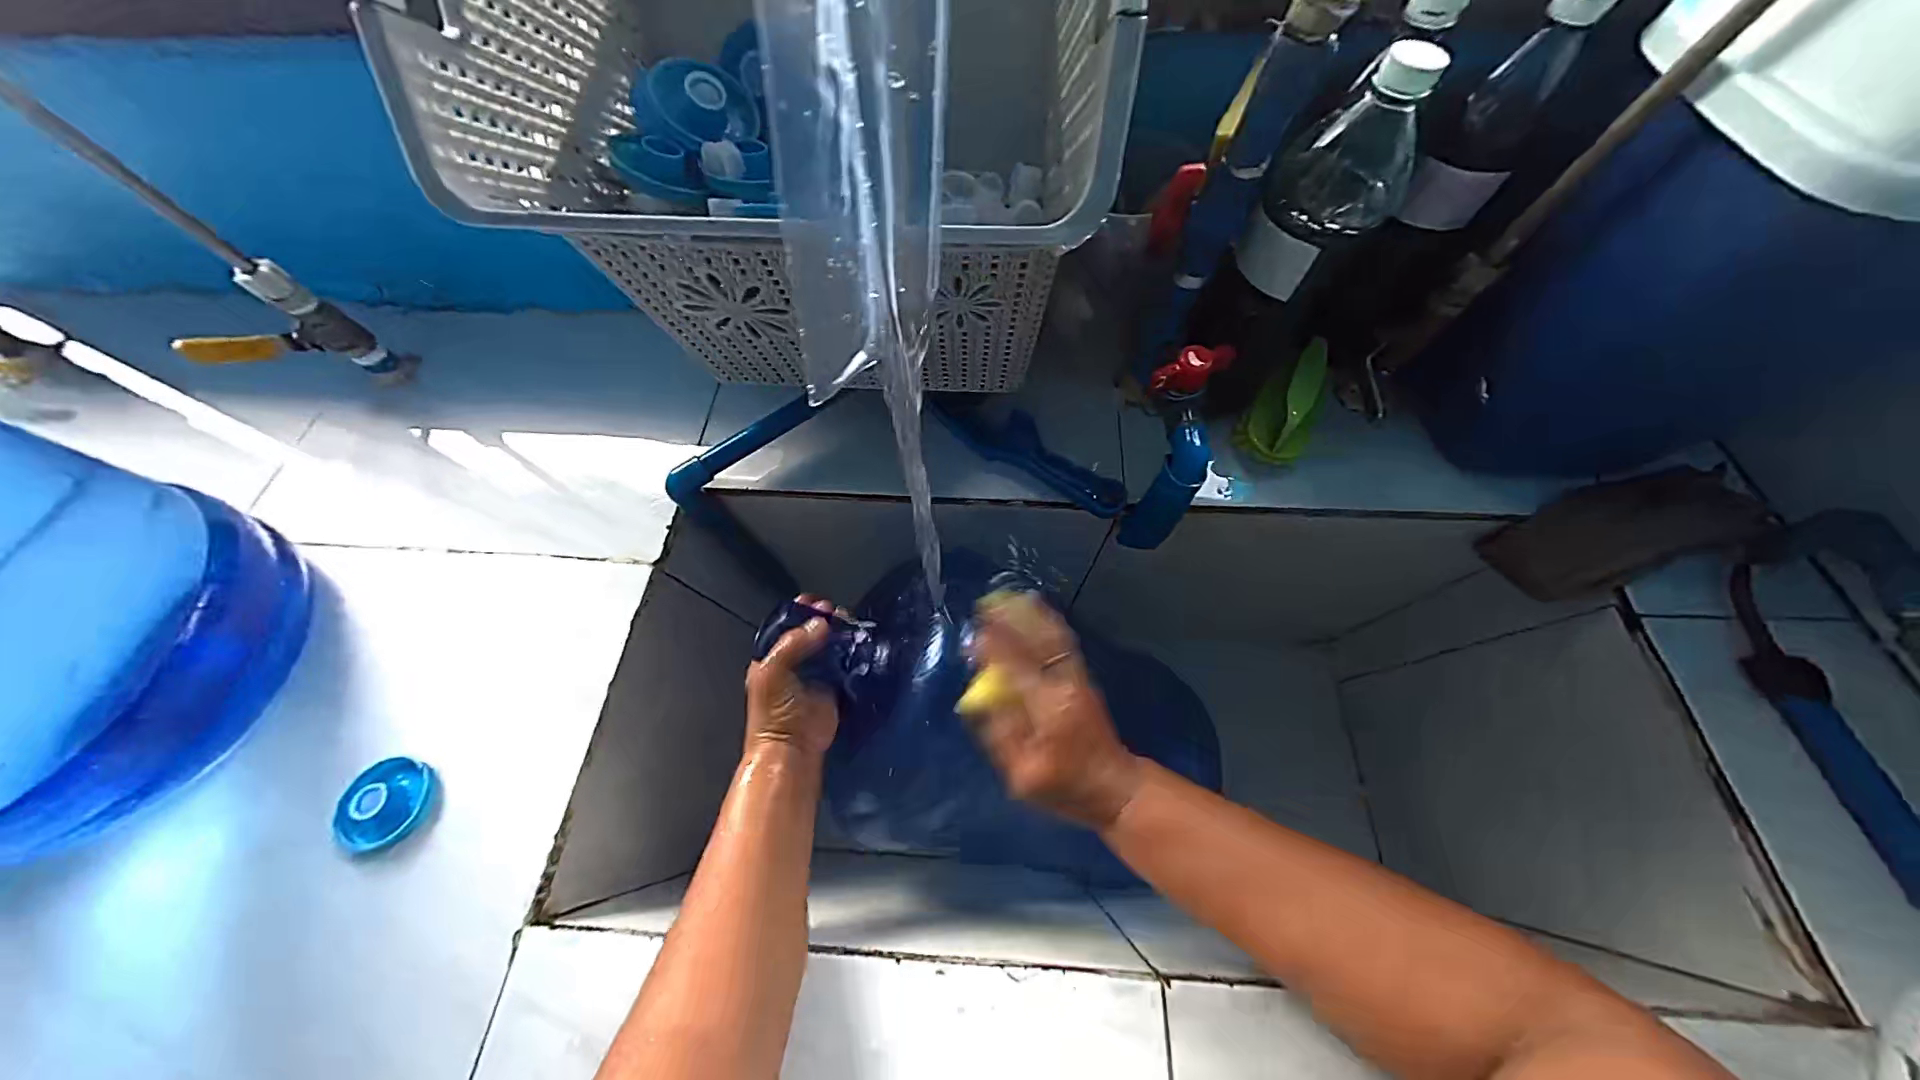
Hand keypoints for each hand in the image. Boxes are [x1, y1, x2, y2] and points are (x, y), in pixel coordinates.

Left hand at [744, 595, 840, 758]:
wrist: (792, 747)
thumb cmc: (774, 712)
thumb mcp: (774, 670)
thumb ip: (793, 643)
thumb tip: (821, 624)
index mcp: (772, 657)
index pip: (787, 627)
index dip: (800, 612)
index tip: (814, 601)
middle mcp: (794, 663)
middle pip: (812, 633)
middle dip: (823, 620)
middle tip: (834, 611)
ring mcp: (815, 675)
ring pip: (830, 646)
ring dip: (839, 633)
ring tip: (848, 621)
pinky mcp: (834, 687)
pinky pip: (845, 663)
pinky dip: (851, 651)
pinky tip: (856, 641)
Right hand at [967, 592, 1143, 829]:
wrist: (1114, 785)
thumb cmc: (1063, 786)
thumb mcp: (1022, 773)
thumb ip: (999, 734)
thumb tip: (977, 699)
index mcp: (1046, 709)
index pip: (1014, 667)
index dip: (993, 647)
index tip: (974, 634)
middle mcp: (1063, 686)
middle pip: (1034, 645)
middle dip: (1009, 622)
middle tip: (986, 605)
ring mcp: (1077, 679)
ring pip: (1052, 638)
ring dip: (1029, 616)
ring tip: (1007, 598)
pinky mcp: (1083, 678)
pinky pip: (1064, 643)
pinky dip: (1048, 623)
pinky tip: (1036, 609)